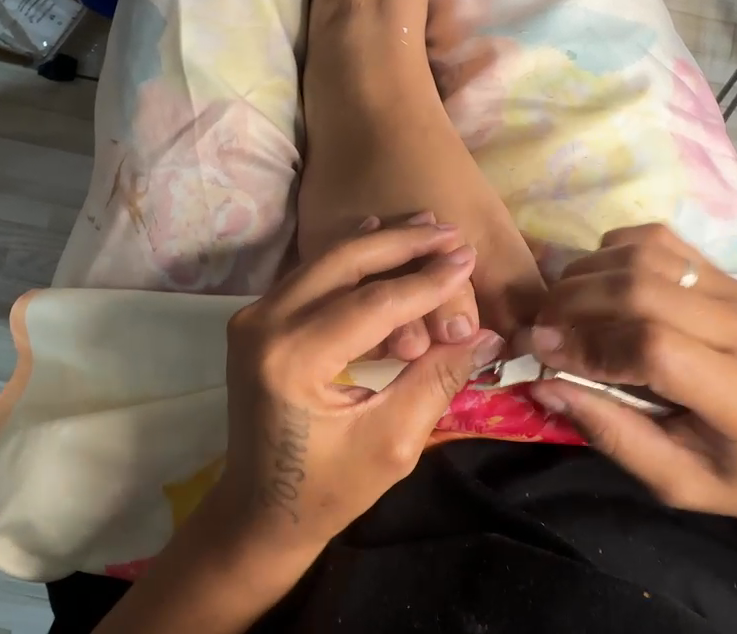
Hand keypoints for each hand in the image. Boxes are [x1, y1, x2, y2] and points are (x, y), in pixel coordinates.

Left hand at [211, 218, 505, 552]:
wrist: (259, 510)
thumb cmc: (327, 489)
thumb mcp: (392, 444)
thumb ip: (436, 380)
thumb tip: (483, 332)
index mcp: (292, 360)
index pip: (373, 304)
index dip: (426, 281)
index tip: (468, 258)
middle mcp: (263, 325)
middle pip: (343, 263)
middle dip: (402, 243)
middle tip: (450, 230)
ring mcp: (253, 317)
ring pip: (325, 261)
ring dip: (377, 243)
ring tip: (426, 225)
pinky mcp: (257, 319)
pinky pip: (310, 276)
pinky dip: (350, 260)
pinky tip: (379, 238)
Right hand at [525, 224, 736, 539]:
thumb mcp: (676, 482)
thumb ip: (610, 433)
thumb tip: (542, 382)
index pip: (656, 348)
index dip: (589, 345)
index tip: (544, 352)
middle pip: (642, 290)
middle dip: (575, 303)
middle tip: (541, 326)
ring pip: (645, 255)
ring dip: (588, 273)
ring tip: (562, 304)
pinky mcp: (728, 275)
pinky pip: (657, 240)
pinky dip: (613, 251)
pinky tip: (597, 282)